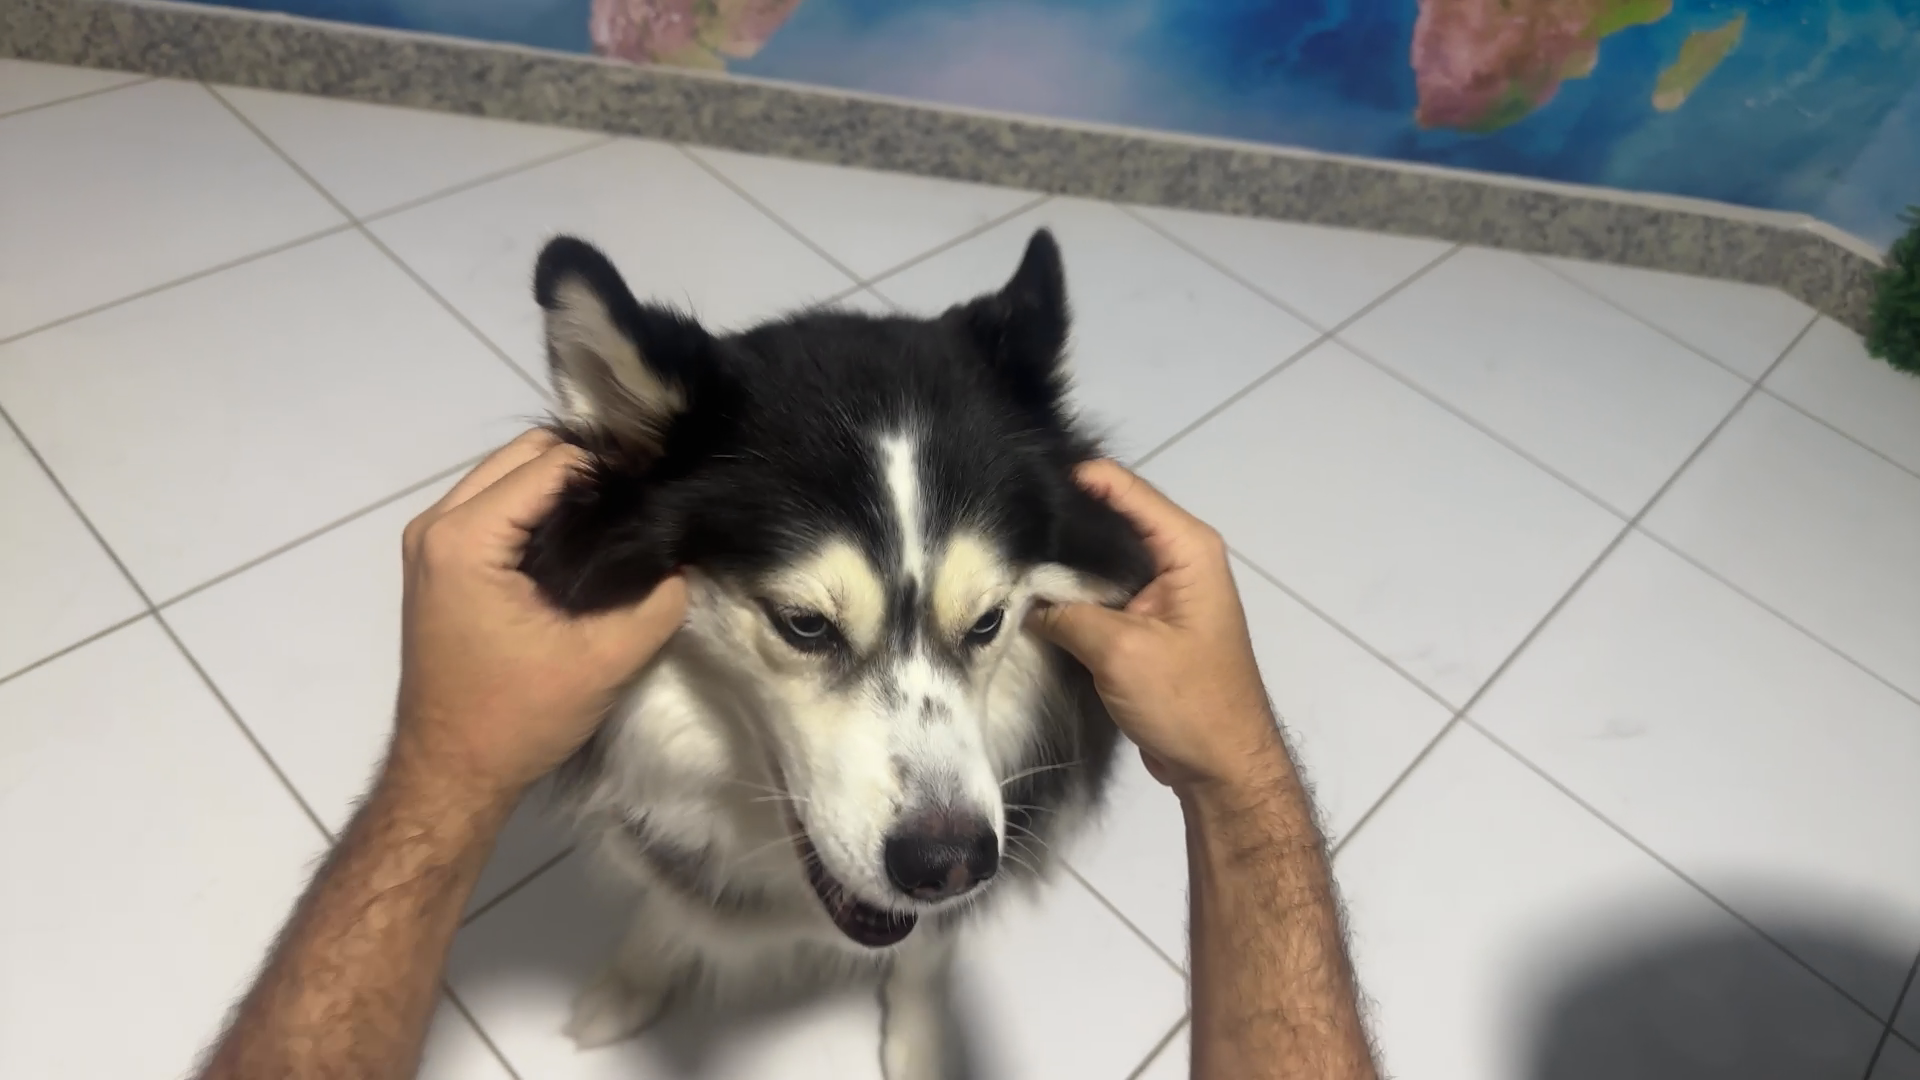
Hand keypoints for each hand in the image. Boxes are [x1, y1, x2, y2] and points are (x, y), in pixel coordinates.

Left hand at [393, 430, 687, 801]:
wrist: (454, 772)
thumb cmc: (519, 715)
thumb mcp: (609, 658)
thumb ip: (661, 601)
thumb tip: (687, 557)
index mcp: (468, 539)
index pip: (552, 462)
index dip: (612, 470)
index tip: (659, 493)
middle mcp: (439, 525)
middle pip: (525, 454)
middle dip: (588, 465)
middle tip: (642, 500)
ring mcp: (435, 542)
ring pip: (509, 474)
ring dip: (565, 483)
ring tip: (621, 515)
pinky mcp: (444, 562)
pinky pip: (499, 504)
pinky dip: (543, 505)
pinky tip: (588, 536)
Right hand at [1027, 460, 1281, 801]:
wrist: (1221, 767)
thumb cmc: (1187, 701)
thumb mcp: (1120, 650)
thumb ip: (1065, 612)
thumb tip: (1015, 592)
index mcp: (1185, 547)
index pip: (1123, 489)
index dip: (1073, 478)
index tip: (1019, 481)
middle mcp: (1175, 557)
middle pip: (1109, 518)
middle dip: (1059, 517)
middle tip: (1000, 518)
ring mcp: (1160, 589)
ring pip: (1100, 556)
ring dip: (1061, 557)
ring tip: (1003, 548)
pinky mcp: (1144, 619)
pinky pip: (1101, 589)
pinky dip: (1070, 589)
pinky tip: (1028, 590)